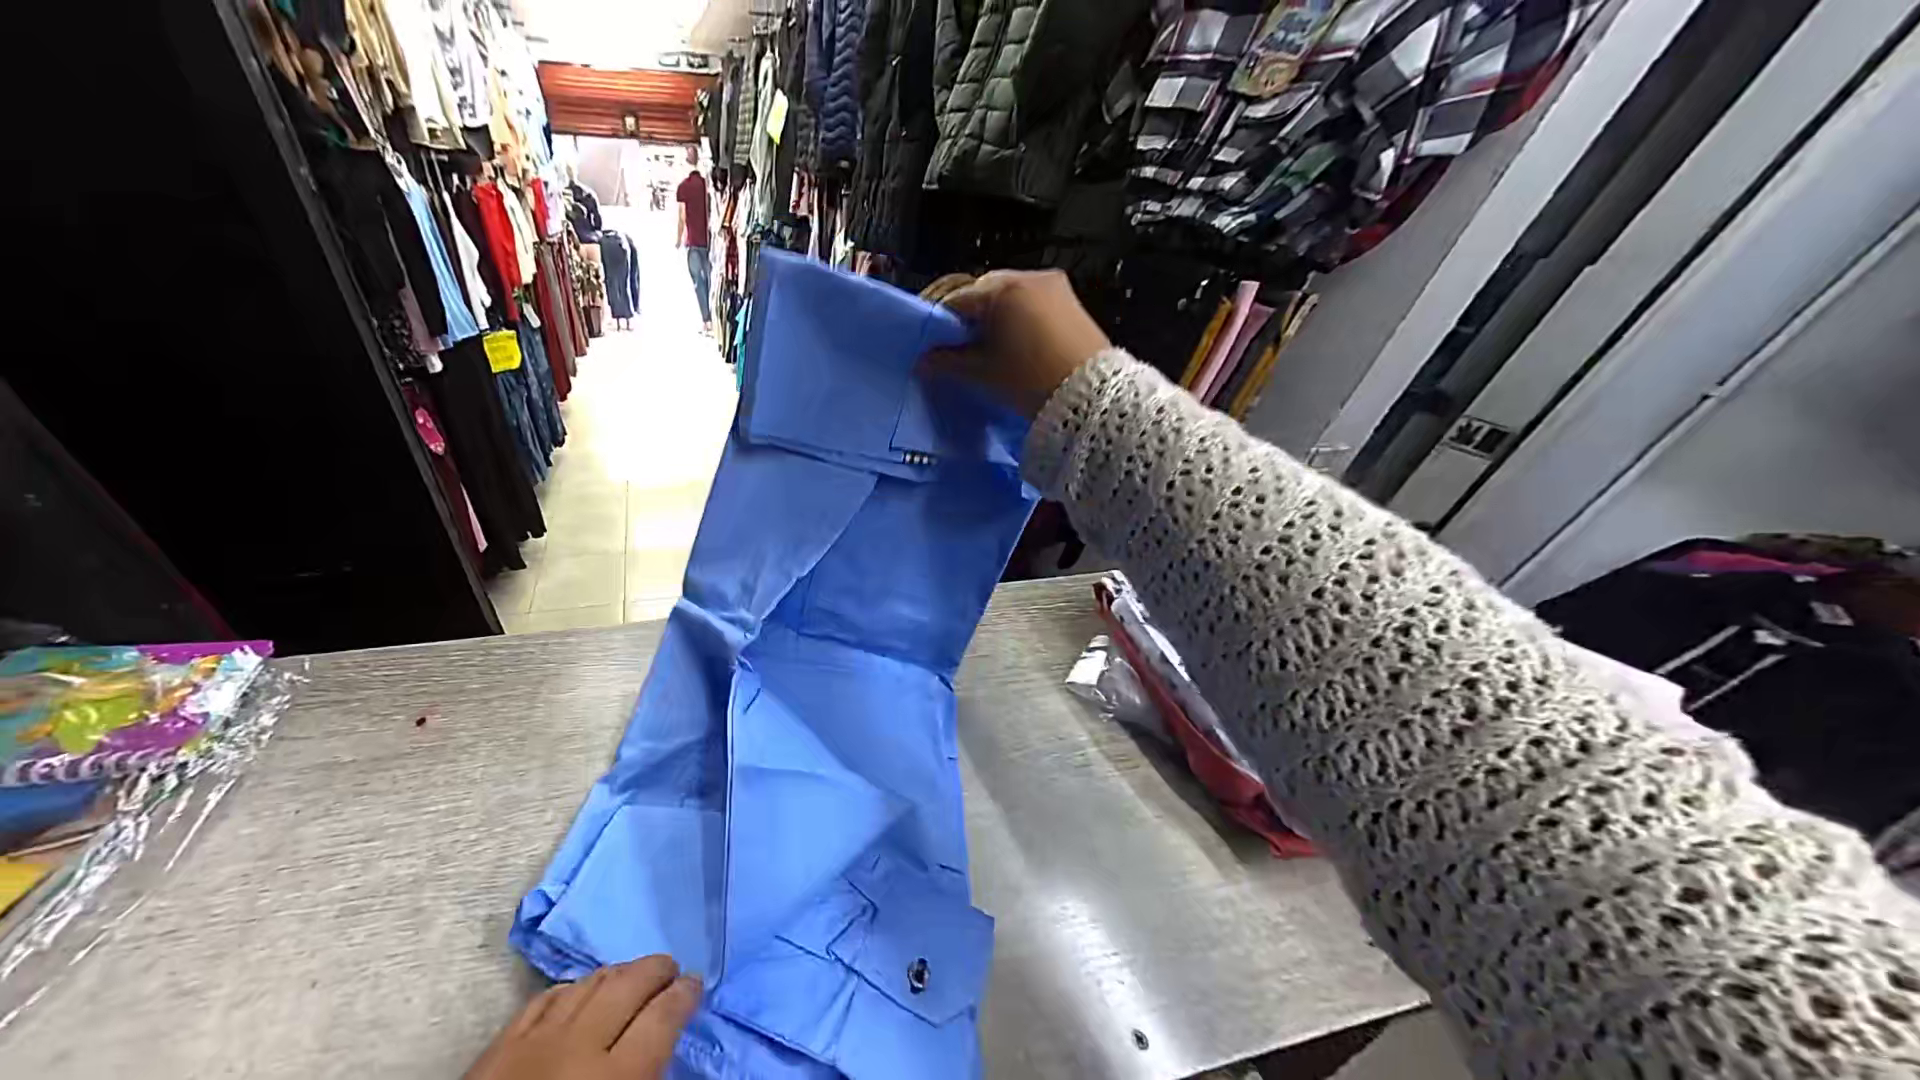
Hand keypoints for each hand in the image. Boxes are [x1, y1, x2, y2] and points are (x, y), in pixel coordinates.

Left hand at [464, 956, 701, 1079]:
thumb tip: (664, 1057)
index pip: (663, 1016)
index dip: (685, 994)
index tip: (695, 985)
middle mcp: (580, 1047)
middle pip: (630, 984)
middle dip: (658, 970)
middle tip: (671, 972)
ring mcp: (535, 1042)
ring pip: (590, 983)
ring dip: (619, 974)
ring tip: (633, 978)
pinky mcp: (498, 1048)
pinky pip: (545, 999)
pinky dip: (572, 989)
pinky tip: (581, 993)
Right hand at [925, 269, 1110, 418]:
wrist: (1093, 398)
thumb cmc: (1033, 381)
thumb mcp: (984, 373)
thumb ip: (948, 362)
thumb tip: (924, 360)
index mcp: (1001, 288)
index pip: (956, 299)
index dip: (940, 324)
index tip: (933, 345)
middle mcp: (1028, 277)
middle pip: (983, 293)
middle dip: (970, 318)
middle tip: (960, 349)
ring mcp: (1054, 287)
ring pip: (1009, 297)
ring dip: (996, 317)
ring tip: (991, 350)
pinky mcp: (1071, 301)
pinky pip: (1033, 303)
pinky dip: (1019, 319)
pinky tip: (1017, 345)